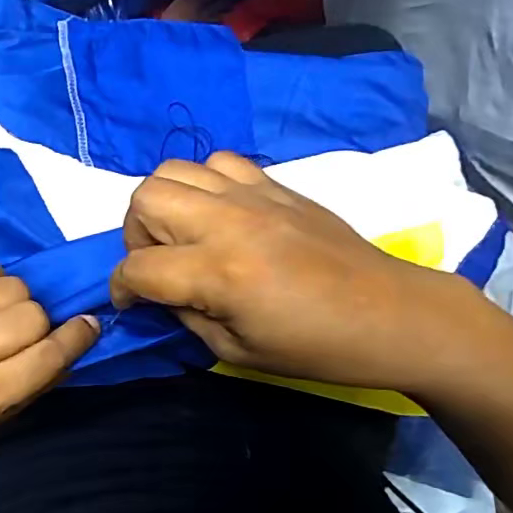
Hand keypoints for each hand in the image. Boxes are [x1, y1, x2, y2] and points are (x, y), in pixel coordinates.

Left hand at [0, 248, 99, 461]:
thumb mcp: (0, 418)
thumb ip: (41, 379)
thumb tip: (82, 332)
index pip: (47, 354)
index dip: (77, 336)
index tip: (88, 326)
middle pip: (31, 315)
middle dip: (39, 324)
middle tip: (24, 335)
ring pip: (10, 286)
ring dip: (16, 299)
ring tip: (0, 315)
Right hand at [108, 152, 484, 393]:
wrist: (390, 315)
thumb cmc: (312, 347)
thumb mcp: (234, 349)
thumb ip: (183, 315)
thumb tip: (156, 293)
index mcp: (219, 272)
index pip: (138, 267)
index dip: (122, 288)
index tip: (130, 302)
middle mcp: (228, 222)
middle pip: (145, 198)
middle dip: (136, 234)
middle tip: (159, 262)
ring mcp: (253, 196)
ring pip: (174, 170)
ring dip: (165, 204)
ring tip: (185, 234)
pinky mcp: (276, 185)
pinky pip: (218, 163)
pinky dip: (204, 185)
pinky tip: (220, 214)